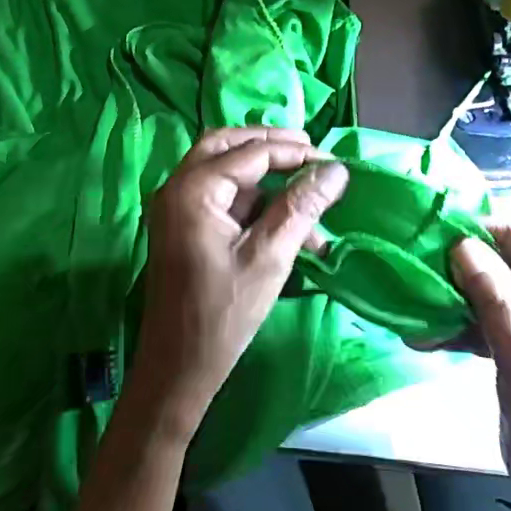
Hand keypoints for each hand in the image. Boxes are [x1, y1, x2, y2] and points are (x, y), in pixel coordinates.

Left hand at [133, 126, 350, 437]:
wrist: (177, 365)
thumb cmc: (223, 314)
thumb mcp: (269, 258)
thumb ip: (300, 208)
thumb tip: (336, 170)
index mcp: (192, 190)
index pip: (249, 153)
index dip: (294, 153)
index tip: (334, 162)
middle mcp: (175, 187)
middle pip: (226, 145)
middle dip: (270, 146)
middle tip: (312, 153)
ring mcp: (174, 206)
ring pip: (221, 169)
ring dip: (264, 176)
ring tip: (309, 192)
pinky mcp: (180, 224)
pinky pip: (217, 196)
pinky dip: (251, 201)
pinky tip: (288, 224)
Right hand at [448, 222, 510, 510]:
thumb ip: (500, 307)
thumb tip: (463, 246)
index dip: (510, 230)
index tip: (456, 230)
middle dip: (474, 268)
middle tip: (422, 265)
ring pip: (506, 297)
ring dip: (461, 301)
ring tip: (416, 305)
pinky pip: (498, 327)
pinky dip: (465, 329)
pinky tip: (427, 336)